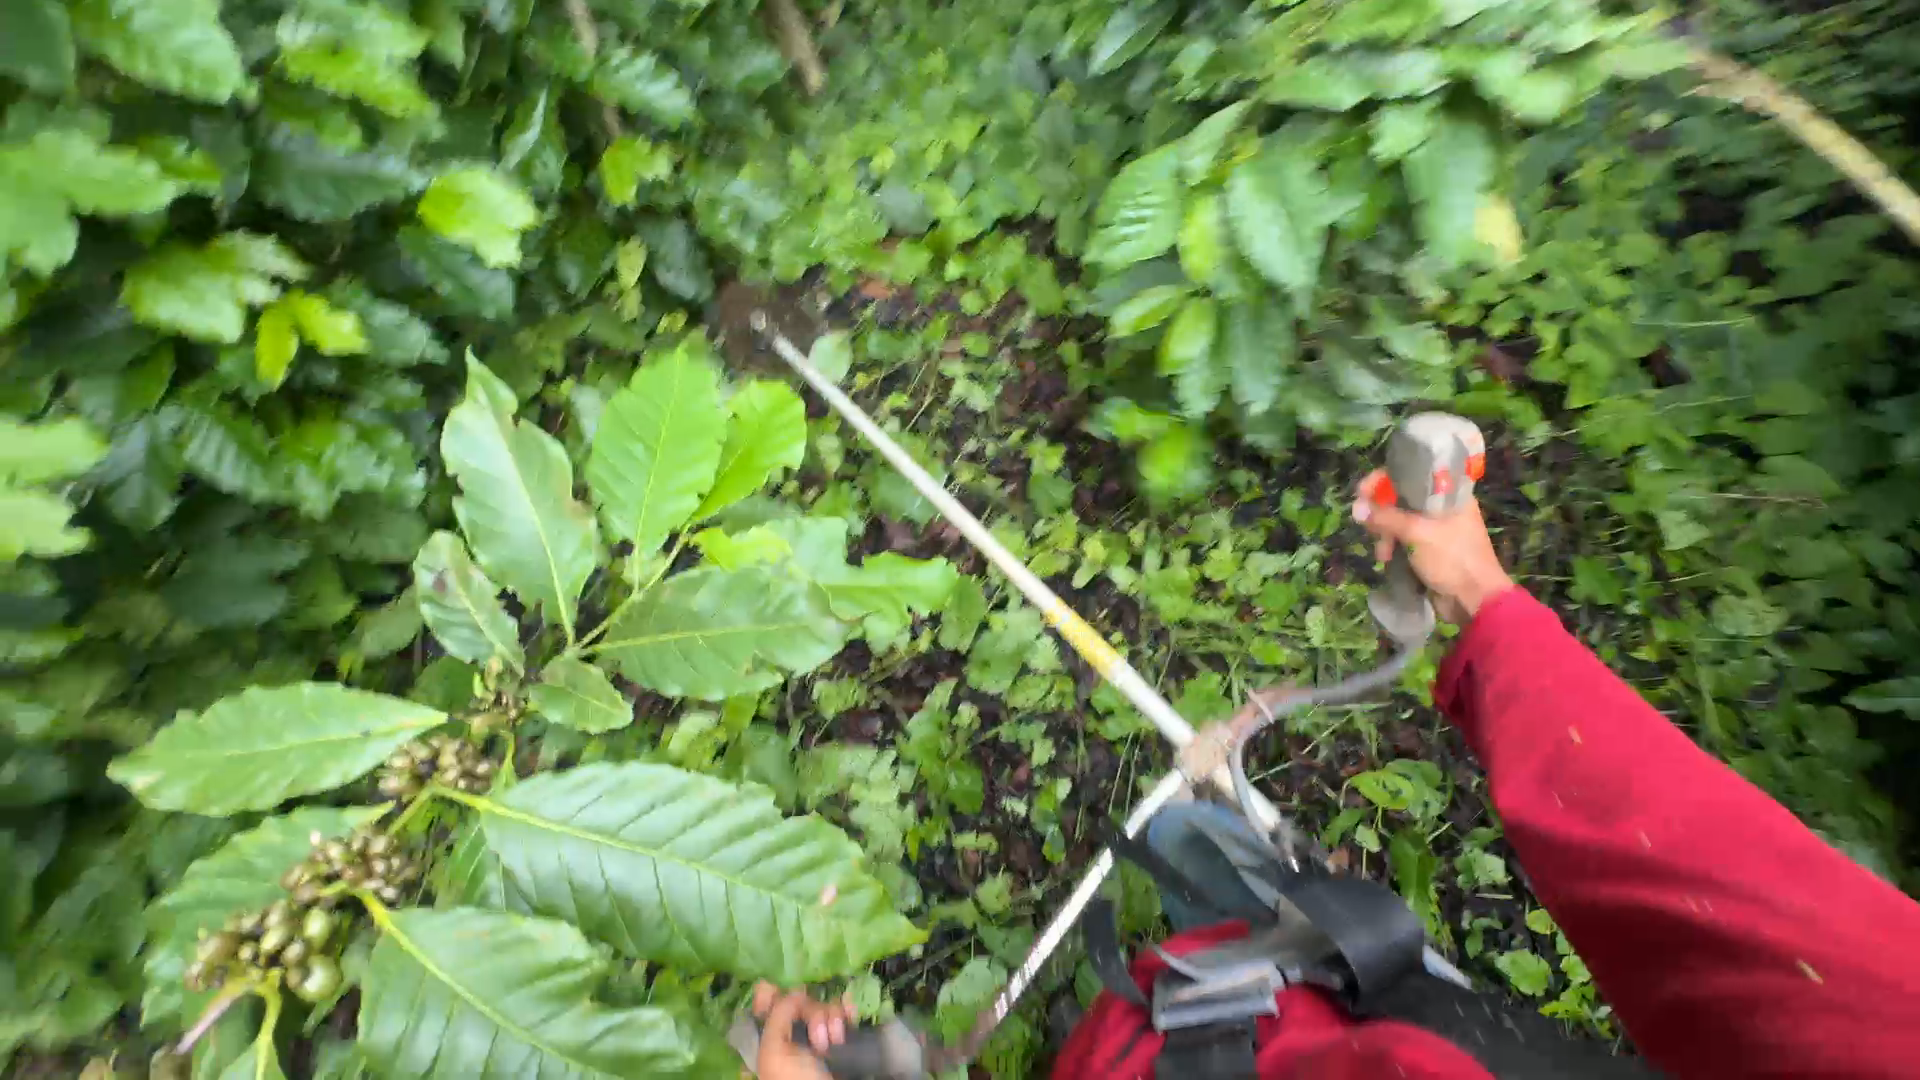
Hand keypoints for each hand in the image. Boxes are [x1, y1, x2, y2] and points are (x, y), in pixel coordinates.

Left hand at [753, 982, 854, 1079]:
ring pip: (822, 1008)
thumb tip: (795, 992)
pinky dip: (846, 1012)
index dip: (779, 994)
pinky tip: (850, 1015)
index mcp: (768, 1043)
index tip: (793, 993)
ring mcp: (816, 1041)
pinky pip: (841, 1014)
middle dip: (813, 1013)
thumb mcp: (775, 1054)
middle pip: (800, 1004)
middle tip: (820, 1037)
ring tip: (837, 1039)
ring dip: (831, 1017)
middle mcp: (790, 1039)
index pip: (768, 1006)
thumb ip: (777, 1017)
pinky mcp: (839, 1041)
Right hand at [1353, 469, 1512, 623]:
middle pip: (1401, 499)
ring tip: (1383, 553)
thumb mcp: (1417, 533)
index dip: (1384, 480)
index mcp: (1450, 496)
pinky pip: (1401, 539)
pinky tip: (1387, 559)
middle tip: (1368, 525)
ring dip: (1385, 535)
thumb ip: (1386, 518)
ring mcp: (1435, 530)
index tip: (1362, 492)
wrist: (1474, 599)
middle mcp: (1443, 509)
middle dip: (1381, 513)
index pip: (1412, 475)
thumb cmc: (1453, 559)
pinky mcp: (1428, 549)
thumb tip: (1356, 508)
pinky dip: (1391, 546)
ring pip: (1398, 521)